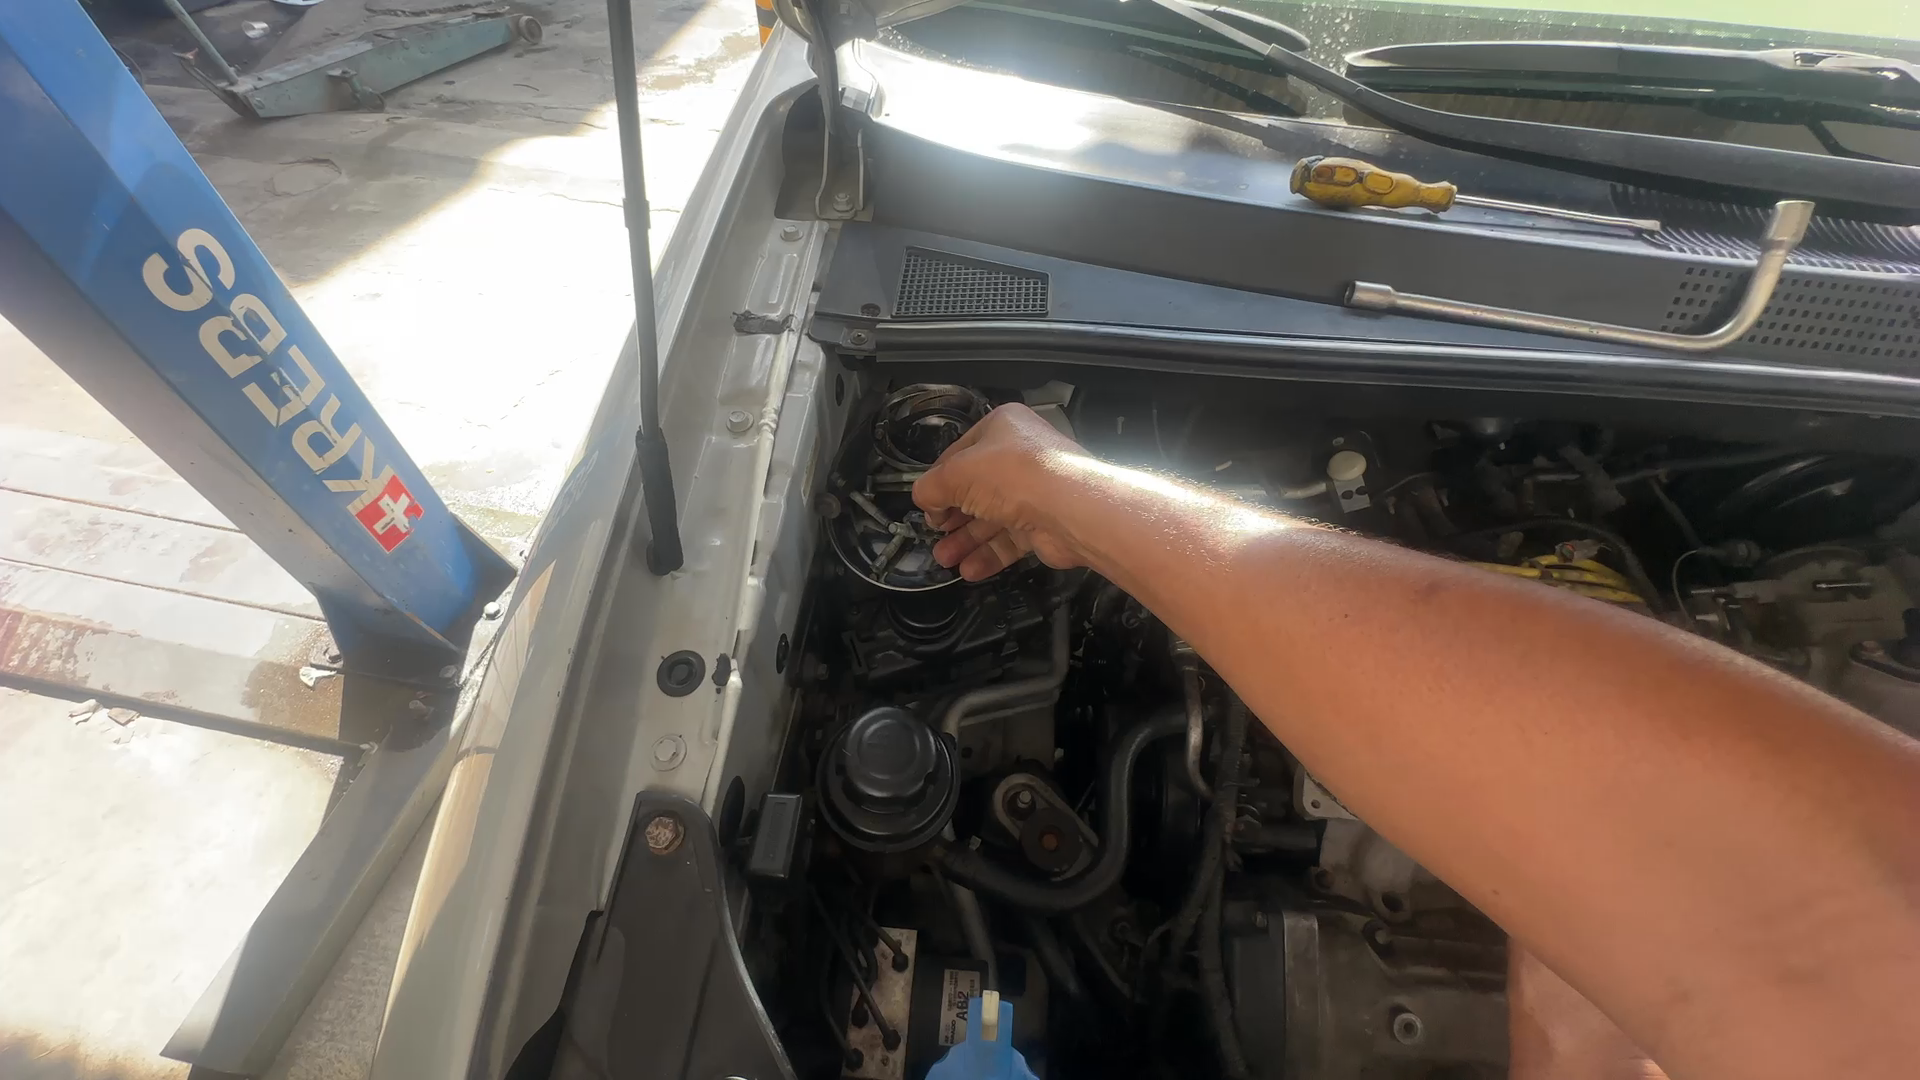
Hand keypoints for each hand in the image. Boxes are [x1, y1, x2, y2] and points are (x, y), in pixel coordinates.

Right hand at [912, 403, 1089, 580]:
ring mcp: (1034, 491)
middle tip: (934, 535)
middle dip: (951, 517)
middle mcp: (1020, 456)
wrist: (1070, 507)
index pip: (958, 454)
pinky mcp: (1044, 524)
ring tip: (945, 559)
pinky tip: (969, 570)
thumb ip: (930, 487)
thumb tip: (925, 501)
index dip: (939, 481)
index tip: (925, 506)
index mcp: (1001, 428)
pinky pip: (1011, 539)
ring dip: (966, 540)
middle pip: (975, 490)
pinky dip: (989, 554)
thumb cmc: (1012, 476)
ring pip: (992, 518)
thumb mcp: (956, 474)